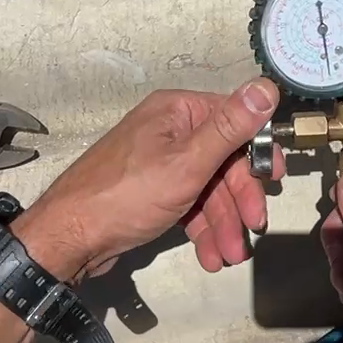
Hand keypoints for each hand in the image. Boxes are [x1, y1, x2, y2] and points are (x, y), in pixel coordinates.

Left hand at [17, 79, 283, 278]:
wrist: (67, 240)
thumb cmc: (127, 195)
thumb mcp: (187, 162)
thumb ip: (231, 127)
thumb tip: (267, 85)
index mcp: (177, 111)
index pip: (234, 121)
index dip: (258, 150)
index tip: (275, 179)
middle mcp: (169, 130)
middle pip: (223, 160)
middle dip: (239, 199)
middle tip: (255, 228)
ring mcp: (159, 163)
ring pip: (207, 188)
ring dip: (223, 223)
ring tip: (230, 256)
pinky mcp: (151, 192)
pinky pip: (188, 204)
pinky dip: (201, 229)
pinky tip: (209, 256)